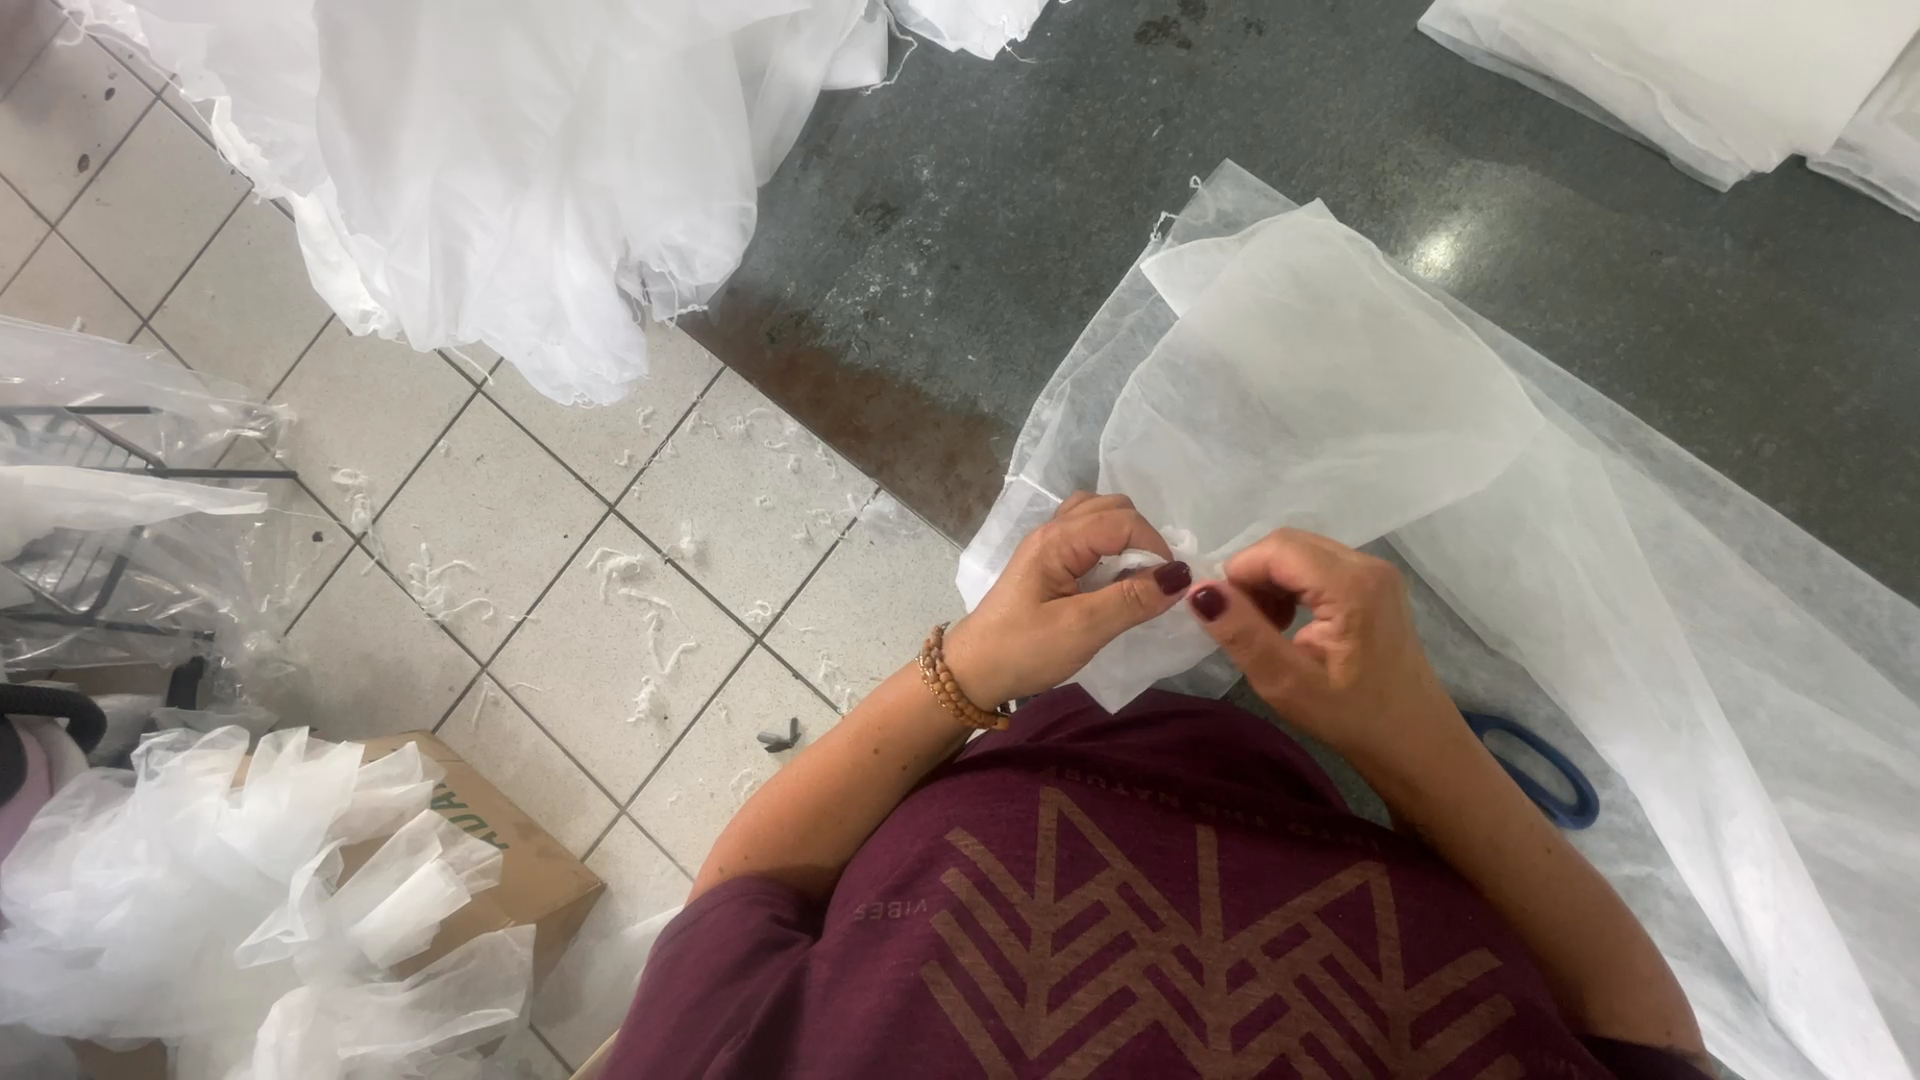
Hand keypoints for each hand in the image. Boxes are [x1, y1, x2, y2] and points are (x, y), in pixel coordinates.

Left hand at [944, 493, 1192, 705]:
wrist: (972, 672)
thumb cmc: (1022, 651)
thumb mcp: (1082, 630)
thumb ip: (1131, 600)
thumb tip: (1180, 578)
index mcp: (1057, 540)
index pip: (1124, 520)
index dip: (1154, 549)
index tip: (1167, 587)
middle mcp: (1052, 531)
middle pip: (1113, 508)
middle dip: (1142, 540)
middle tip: (1151, 583)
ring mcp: (1047, 545)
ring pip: (1099, 517)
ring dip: (1125, 540)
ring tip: (1134, 579)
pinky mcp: (1047, 563)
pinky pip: (1087, 536)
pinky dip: (1109, 547)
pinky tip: (1111, 578)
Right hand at [1187, 528, 1464, 766]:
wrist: (1414, 742)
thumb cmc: (1352, 718)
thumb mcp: (1286, 683)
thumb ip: (1242, 633)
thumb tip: (1198, 589)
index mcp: (1352, 586)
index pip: (1274, 549)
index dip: (1239, 575)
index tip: (1229, 620)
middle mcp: (1367, 565)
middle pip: (1286, 545)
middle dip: (1253, 577)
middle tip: (1246, 626)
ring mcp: (1374, 572)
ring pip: (1298, 552)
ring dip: (1269, 582)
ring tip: (1267, 628)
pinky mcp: (1373, 583)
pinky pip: (1315, 565)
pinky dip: (1289, 585)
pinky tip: (1289, 623)